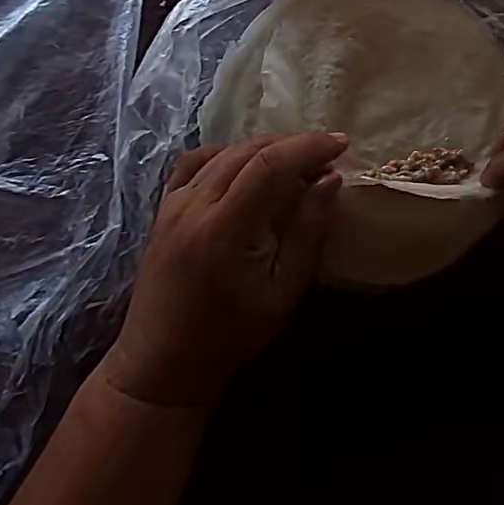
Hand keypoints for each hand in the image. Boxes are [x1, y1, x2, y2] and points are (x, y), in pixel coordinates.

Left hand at [100, 133, 346, 407]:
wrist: (162, 360)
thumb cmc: (230, 335)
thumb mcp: (283, 292)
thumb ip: (308, 232)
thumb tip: (331, 180)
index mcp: (225, 229)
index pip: (270, 165)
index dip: (308, 147)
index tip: (341, 145)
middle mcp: (195, 205)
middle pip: (249, 151)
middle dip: (293, 145)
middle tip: (326, 156)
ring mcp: (174, 202)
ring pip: (224, 152)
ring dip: (264, 148)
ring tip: (295, 160)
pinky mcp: (164, 207)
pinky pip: (196, 162)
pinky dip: (227, 153)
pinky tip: (246, 164)